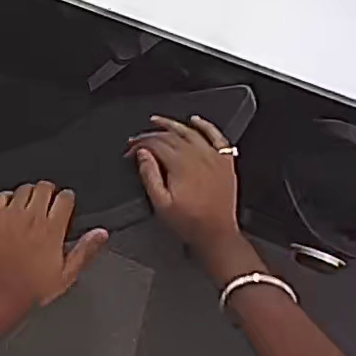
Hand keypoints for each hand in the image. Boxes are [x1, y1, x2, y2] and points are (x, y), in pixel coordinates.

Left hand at [0, 180, 109, 312]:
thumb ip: (86, 250)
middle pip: (45, 187)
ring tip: (32, 204)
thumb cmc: (32, 287)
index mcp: (52, 230)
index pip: (65, 197)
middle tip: (49, 201)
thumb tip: (101, 234)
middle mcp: (32, 219)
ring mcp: (11, 217)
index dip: (68, 198)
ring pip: (24, 188)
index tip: (66, 203)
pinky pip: (2, 195)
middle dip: (50, 191)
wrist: (0, 293)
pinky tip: (12, 208)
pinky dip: (8, 197)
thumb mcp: (66, 274)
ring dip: (30, 193)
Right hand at [127, 115, 252, 267]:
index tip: (131, 149)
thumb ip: (149, 175)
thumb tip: (142, 154)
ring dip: (172, 124)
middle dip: (151, 135)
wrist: (216, 234)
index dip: (140, 144)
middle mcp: (198, 156)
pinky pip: (216, 136)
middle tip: (138, 139)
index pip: (156, 144)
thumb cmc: (189, 222)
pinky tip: (195, 120)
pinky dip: (205, 125)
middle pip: (171, 136)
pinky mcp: (224, 161)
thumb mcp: (160, 203)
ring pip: (190, 131)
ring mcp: (213, 157)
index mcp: (181, 164)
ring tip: (158, 121)